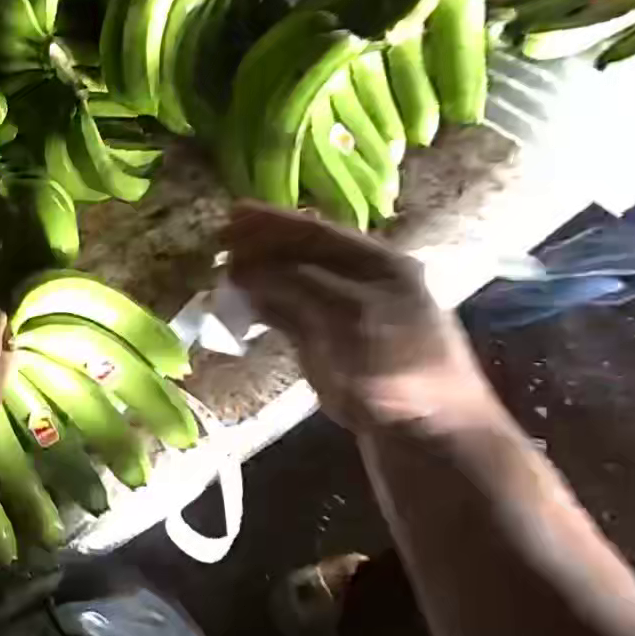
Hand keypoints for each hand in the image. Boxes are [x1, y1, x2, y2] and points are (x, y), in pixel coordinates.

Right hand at [224, 203, 501, 434]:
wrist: (417, 423)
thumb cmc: (394, 362)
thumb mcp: (348, 313)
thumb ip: (296, 284)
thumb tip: (240, 267)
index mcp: (376, 263)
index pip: (315, 232)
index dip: (273, 222)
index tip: (231, 212)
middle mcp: (355, 278)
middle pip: (297, 251)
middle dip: (257, 244)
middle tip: (218, 238)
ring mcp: (335, 306)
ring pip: (284, 278)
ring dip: (252, 272)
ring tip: (219, 267)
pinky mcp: (318, 334)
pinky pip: (279, 307)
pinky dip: (255, 301)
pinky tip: (233, 301)